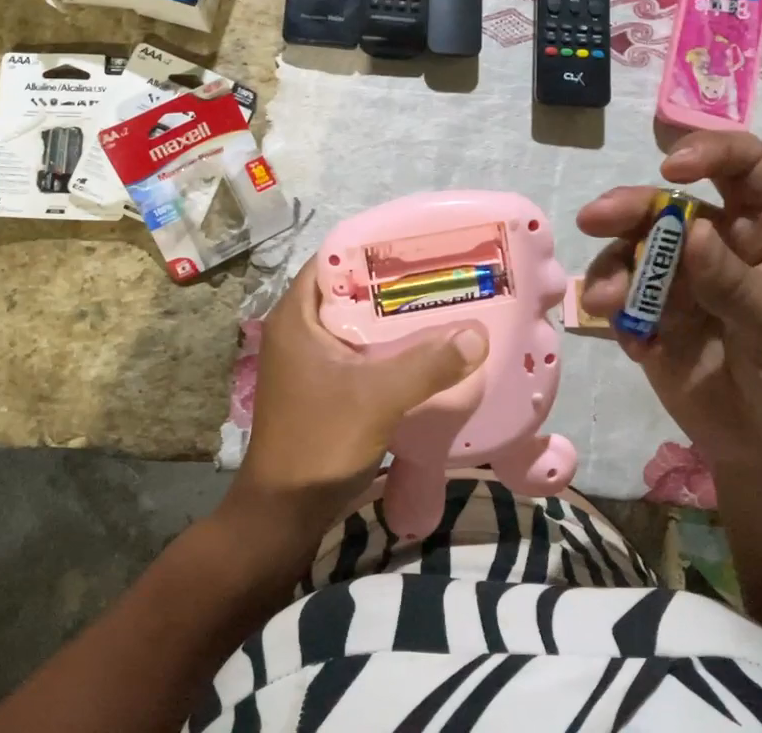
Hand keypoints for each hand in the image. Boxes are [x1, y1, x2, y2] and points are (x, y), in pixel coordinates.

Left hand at [229, 257, 488, 536]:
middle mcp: (299, 330)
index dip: (377, 249)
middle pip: (351, 292)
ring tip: (446, 310)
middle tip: (446, 279)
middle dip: (397, 287)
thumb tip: (477, 333)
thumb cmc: (320, 443)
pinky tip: (429, 355)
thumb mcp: (377, 399)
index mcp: (296, 316)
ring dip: (397, 322)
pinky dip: (391, 351)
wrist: (285, 512)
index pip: (334, 259)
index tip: (424, 248)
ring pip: (359, 326)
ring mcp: (309, 361)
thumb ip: (426, 364)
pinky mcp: (323, 387)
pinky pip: (362, 354)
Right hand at [577, 129, 761, 478]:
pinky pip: (621, 299)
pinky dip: (613, 310)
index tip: (671, 169)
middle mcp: (721, 246)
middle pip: (669, 204)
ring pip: (634, 249)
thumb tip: (687, 228)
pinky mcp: (652, 321)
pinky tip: (629, 340)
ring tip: (607, 301)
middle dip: (630, 206)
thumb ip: (735, 282)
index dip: (709, 153)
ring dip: (612, 266)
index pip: (744, 167)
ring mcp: (683, 283)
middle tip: (594, 219)